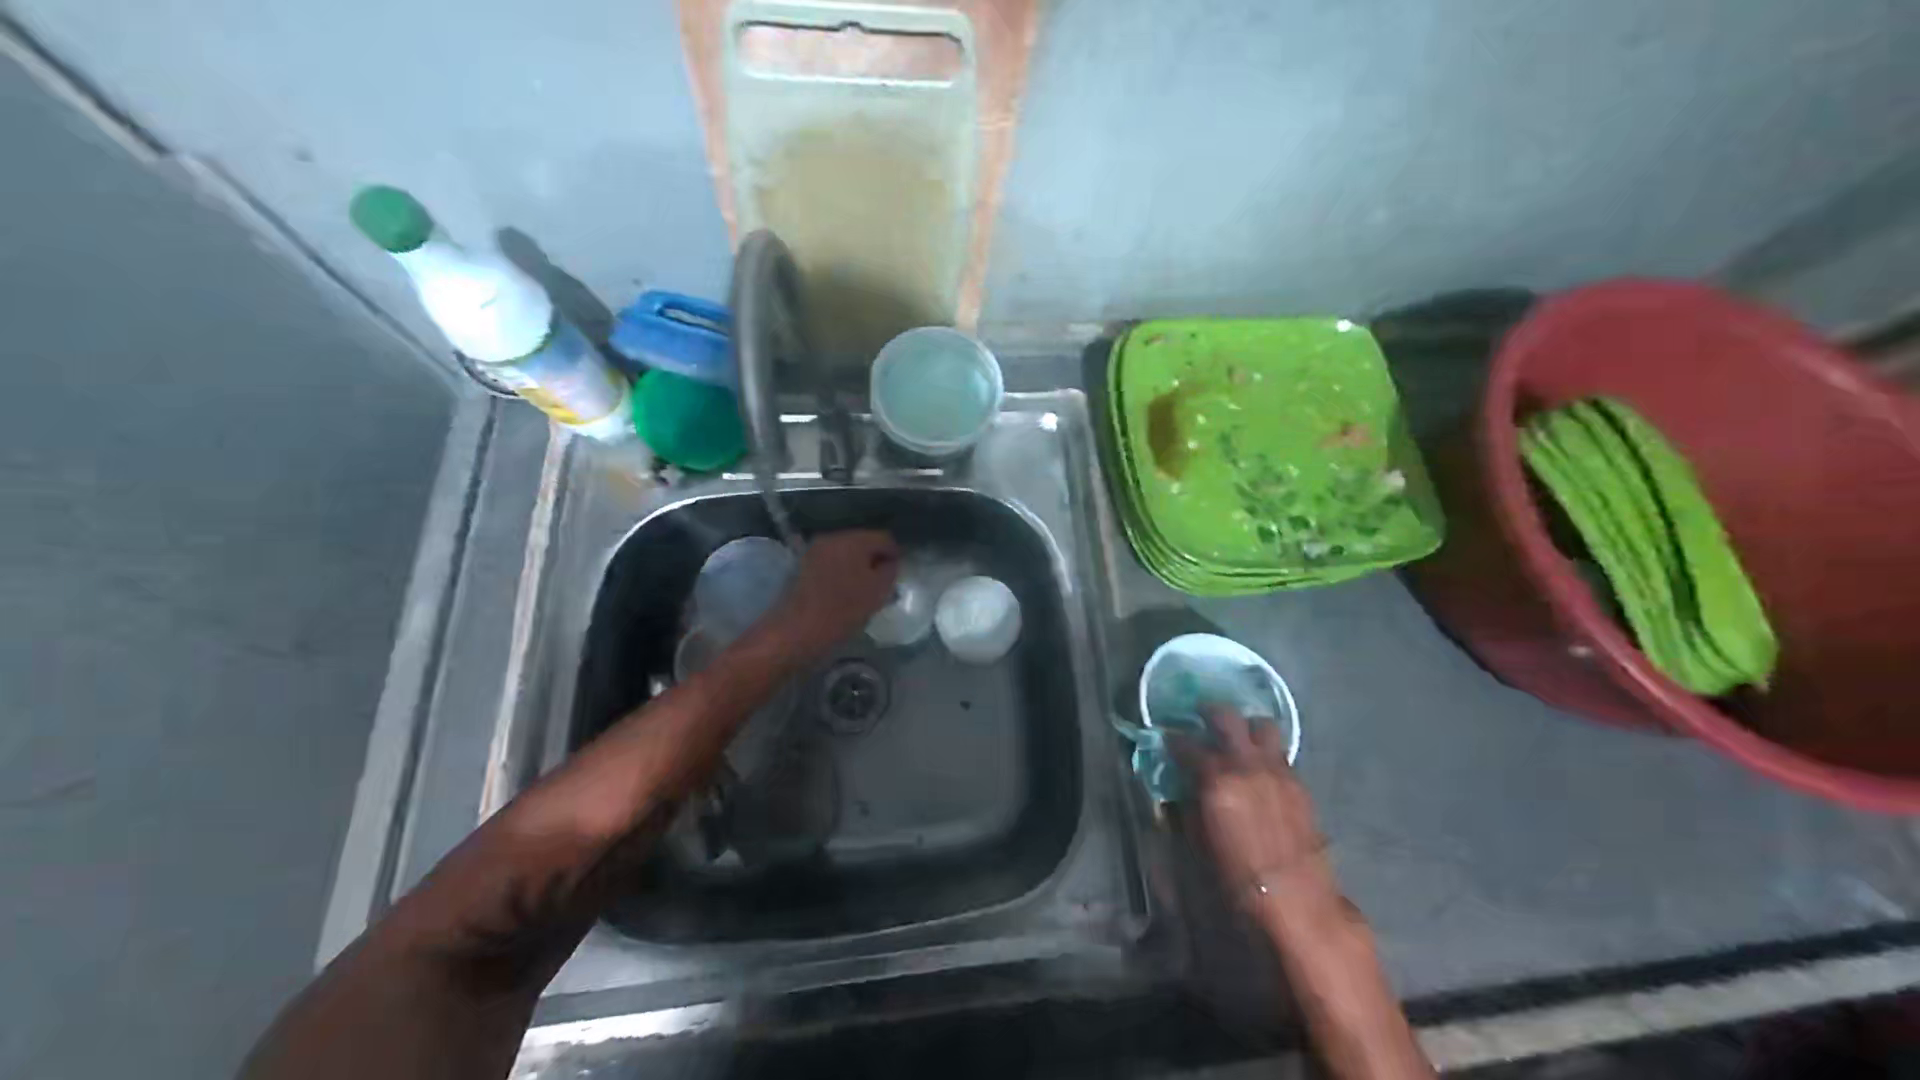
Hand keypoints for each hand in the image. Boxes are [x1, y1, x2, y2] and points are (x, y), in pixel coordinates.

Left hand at [772, 529, 900, 645]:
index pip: (884, 538)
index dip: (895, 554)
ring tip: (863, 587)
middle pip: (862, 541)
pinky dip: (840, 570)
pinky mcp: (802, 565)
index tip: (898, 573)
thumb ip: (890, 570)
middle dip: (874, 557)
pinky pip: (830, 561)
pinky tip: (843, 590)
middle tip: (882, 580)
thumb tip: (890, 561)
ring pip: (845, 551)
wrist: (797, 630)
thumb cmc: (843, 610)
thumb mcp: (878, 591)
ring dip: (856, 564)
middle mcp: (832, 537)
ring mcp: (814, 550)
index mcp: (853, 540)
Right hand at [1175, 705, 1336, 916]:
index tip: (1168, 738)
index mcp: (1216, 778)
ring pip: (1262, 725)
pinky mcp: (1297, 780)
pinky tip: (1259, 763)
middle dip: (1210, 712)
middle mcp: (1246, 764)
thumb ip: (1190, 801)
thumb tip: (1184, 783)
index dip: (1174, 740)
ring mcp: (1276, 768)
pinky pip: (1279, 751)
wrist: (1294, 894)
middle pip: (1227, 717)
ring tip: (1238, 734)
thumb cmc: (1236, 872)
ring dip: (1247, 725)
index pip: (1187, 745)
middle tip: (1202, 715)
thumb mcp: (1199, 837)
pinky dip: (1266, 750)